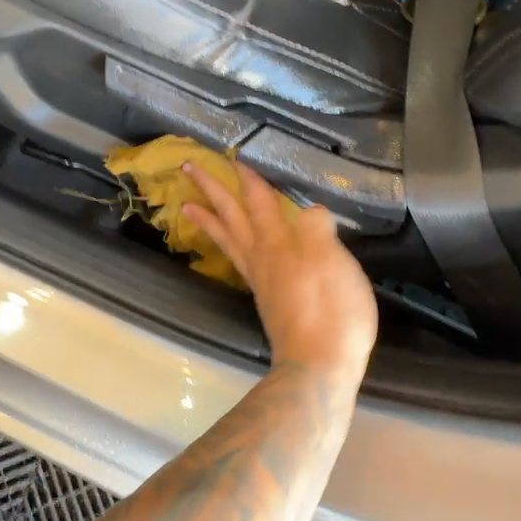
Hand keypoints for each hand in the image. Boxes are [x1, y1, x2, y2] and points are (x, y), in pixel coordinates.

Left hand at [182, 162, 377, 375]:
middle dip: (212, 189)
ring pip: (227, 238)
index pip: (258, 200)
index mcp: (278, 241)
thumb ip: (316, 228)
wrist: (318, 364)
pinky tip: (231, 246)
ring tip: (187, 205)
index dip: (248, 178)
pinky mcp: (265, 298)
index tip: (233, 156)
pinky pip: (237, 260)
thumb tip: (309, 211)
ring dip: (208, 218)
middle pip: (232, 215)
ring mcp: (260, 278)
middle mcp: (262, 256)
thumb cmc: (331, 309)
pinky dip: (225, 245)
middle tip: (188, 167)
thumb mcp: (333, 260)